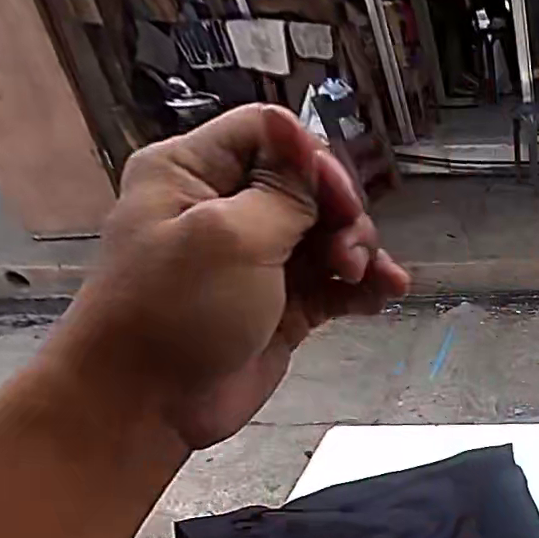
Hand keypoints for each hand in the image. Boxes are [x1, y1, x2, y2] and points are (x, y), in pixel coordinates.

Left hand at [43, 104, 410, 449]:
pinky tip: (386, 295)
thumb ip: (281, 194)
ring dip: (360, 252)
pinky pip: (337, 284)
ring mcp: (264, 261)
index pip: (270, 136)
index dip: (313, 159)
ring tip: (366, 278)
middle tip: (349, 253)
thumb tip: (303, 138)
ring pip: (331, 237)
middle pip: (312, 188)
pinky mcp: (288, 305)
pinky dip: (364, 287)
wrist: (152, 402)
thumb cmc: (175, 311)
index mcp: (196, 173)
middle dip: (344, 215)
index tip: (338, 198)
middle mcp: (232, 210)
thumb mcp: (228, 238)